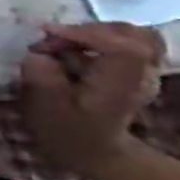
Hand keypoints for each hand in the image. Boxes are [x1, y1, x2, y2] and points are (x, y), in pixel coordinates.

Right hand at [19, 22, 164, 178]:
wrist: (93, 149)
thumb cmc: (65, 129)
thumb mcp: (46, 108)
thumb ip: (41, 78)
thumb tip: (37, 55)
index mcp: (123, 85)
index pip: (124, 47)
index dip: (86, 33)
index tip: (46, 34)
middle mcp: (141, 75)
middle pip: (134, 36)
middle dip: (87, 30)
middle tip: (51, 40)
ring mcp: (141, 73)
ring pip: (132, 36)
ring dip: (90, 33)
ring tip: (58, 44)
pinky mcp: (131, 71)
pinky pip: (124, 43)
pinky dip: (96, 38)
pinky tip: (69, 50)